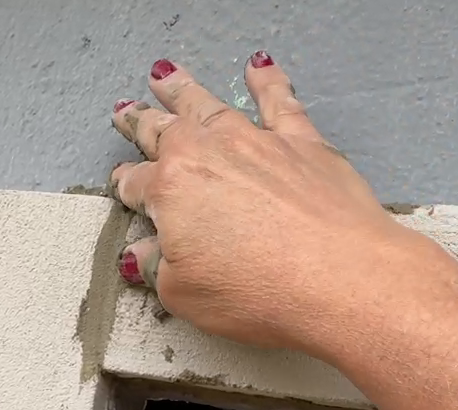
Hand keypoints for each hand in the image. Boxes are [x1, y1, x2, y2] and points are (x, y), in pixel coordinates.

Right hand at [110, 54, 441, 352]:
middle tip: (123, 112)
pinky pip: (278, 102)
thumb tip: (140, 255)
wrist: (336, 276)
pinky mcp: (301, 143)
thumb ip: (157, 268)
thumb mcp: (183, 294)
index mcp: (171, 191)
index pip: (136, 185)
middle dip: (139, 122)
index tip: (121, 188)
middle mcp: (208, 155)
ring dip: (183, 90)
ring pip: (210, 106)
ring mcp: (256, 143)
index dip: (125, 188)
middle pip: (163, 133)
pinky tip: (259, 66)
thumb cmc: (256, 291)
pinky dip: (267, 81)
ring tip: (164, 75)